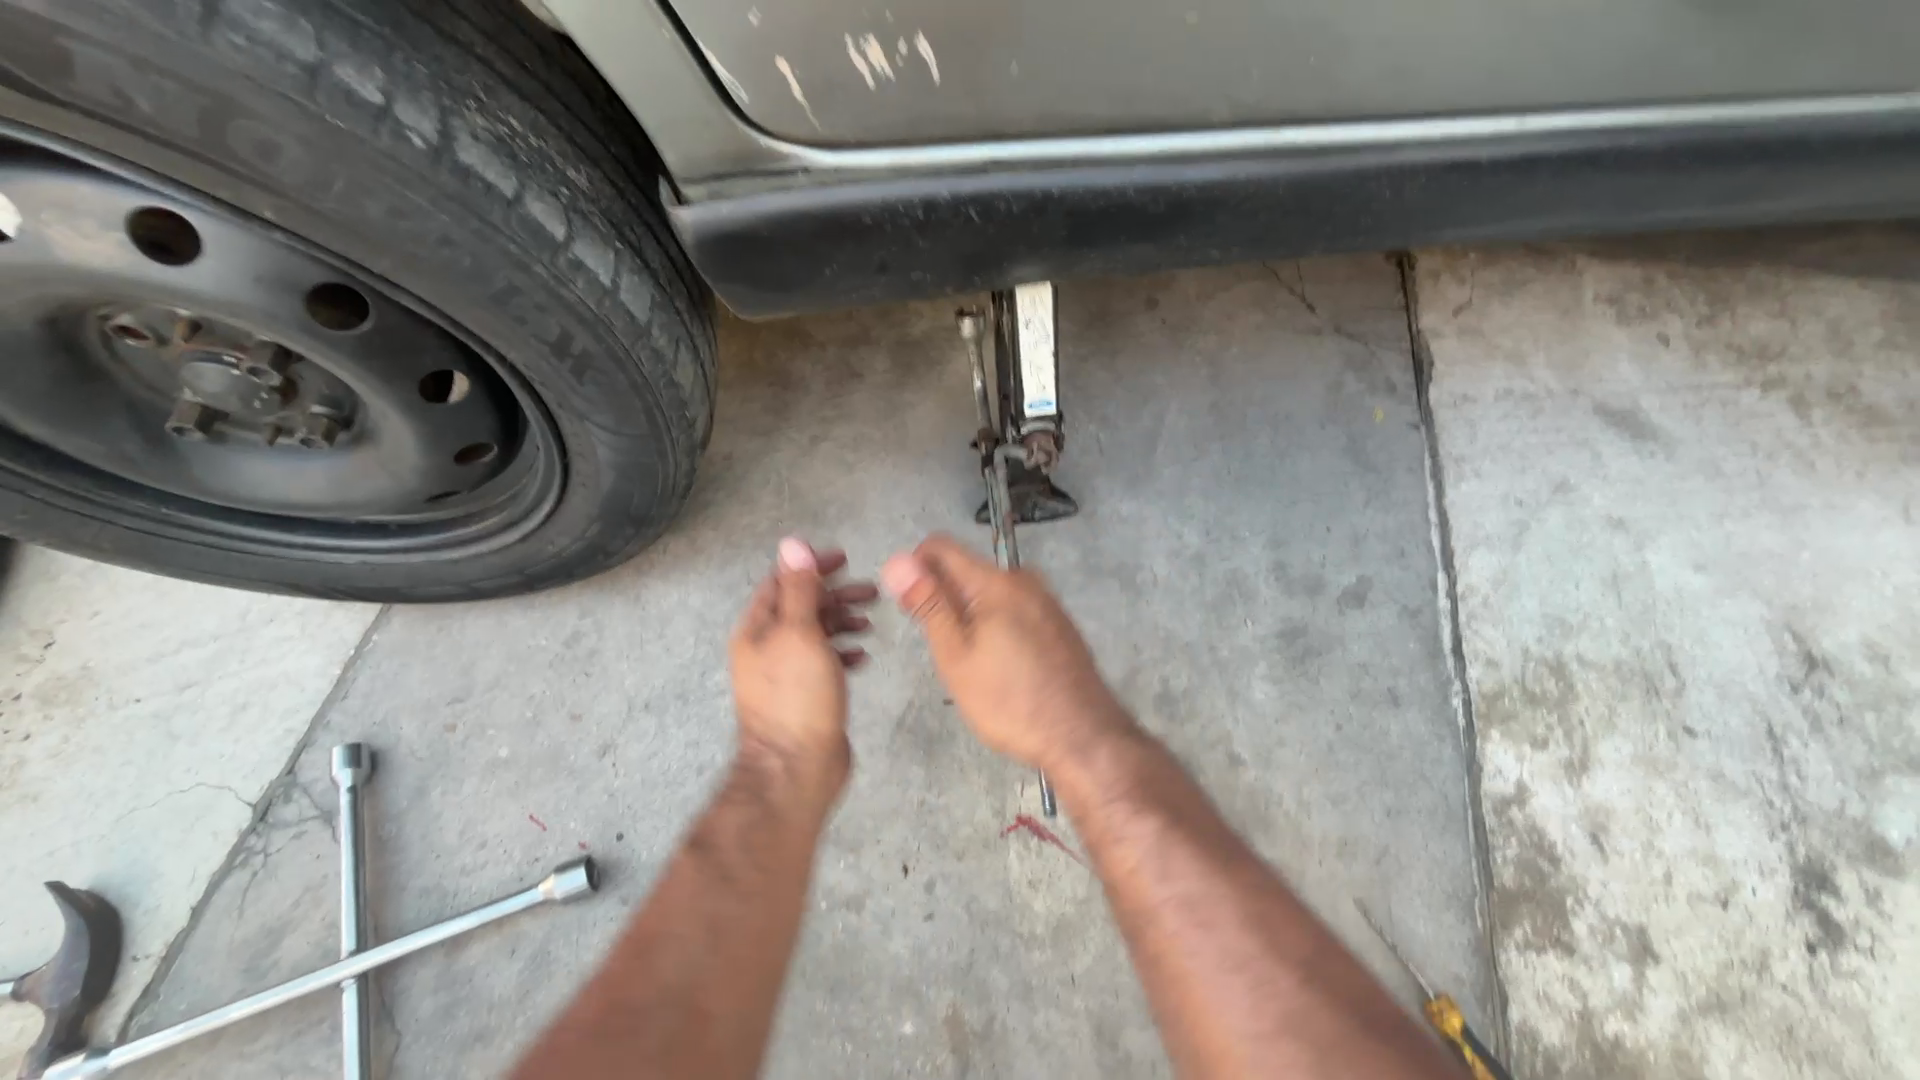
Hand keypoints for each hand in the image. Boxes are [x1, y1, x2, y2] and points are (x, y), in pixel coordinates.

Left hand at [730, 538, 877, 788]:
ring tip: (869, 624)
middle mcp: (765, 648)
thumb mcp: (799, 634)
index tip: (845, 561)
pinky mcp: (804, 696)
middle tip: (870, 593)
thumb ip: (799, 589)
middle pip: (801, 606)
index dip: (811, 567)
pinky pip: (824, 662)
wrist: (795, 769)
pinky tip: (862, 656)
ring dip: (842, 622)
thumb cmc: (797, 697)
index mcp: (756, 630)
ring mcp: (784, 674)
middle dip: (835, 595)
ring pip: (815, 634)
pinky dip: (843, 652)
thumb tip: (792, 544)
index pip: (781, 582)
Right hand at [881, 533, 1134, 772]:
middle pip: (967, 571)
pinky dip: (998, 629)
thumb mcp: (956, 656)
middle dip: (946, 601)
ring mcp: (1047, 601)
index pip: (939, 546)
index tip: (913, 609)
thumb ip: (928, 604)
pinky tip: (1005, 670)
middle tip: (948, 652)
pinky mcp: (1059, 624)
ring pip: (990, 594)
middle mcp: (1024, 580)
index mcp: (995, 582)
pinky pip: (1015, 611)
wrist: (1083, 737)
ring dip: (972, 618)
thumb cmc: (1010, 702)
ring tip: (978, 667)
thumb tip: (898, 560)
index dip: (915, 570)